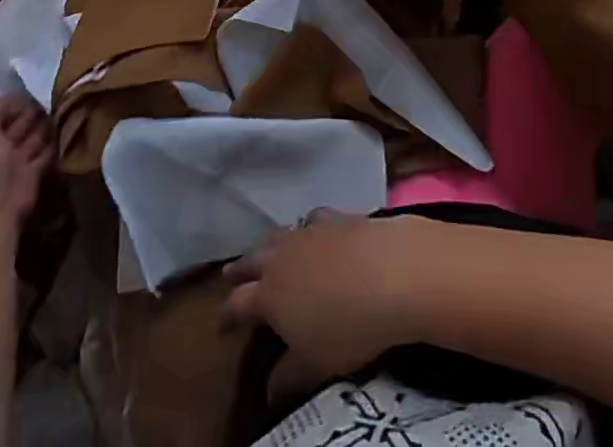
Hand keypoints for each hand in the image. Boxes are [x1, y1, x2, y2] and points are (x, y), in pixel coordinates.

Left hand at [0, 93, 52, 227]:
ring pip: (34, 140)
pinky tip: (66, 129)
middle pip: (19, 128)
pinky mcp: (34, 175)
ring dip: (46, 127)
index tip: (32, 90)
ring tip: (62, 107)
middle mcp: (1, 150)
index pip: (0, 117)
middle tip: (52, 95)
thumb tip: (9, 94)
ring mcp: (18, 163)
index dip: (14, 105)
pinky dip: (55, 145)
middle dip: (32, 114)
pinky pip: (46, 156)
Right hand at [222, 214, 432, 400]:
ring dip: (266, 244)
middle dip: (238, 270)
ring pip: (276, 235)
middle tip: (229, 274)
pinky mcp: (334, 219)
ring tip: (264, 249)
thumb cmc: (349, 328)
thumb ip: (290, 375)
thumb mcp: (317, 363)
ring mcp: (306, 234)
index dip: (227, 316)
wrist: (391, 274)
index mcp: (269, 295)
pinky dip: (306, 226)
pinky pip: (311, 219)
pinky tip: (312, 228)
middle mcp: (280, 258)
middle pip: (250, 261)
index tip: (221, 325)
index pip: (238, 305)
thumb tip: (269, 393)